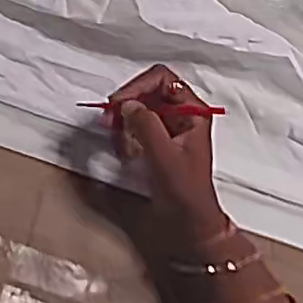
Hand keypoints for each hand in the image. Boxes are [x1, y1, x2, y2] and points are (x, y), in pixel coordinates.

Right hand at [108, 64, 227, 240]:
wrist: (189, 222)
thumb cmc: (185, 190)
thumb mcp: (164, 154)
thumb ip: (146, 124)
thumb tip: (128, 104)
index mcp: (193, 111)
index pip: (163, 80)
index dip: (138, 86)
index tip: (119, 102)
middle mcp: (182, 115)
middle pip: (148, 92)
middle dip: (127, 106)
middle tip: (109, 121)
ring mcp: (170, 128)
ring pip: (139, 110)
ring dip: (125, 124)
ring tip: (121, 144)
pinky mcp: (158, 142)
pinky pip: (137, 128)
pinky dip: (127, 136)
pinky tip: (126, 153)